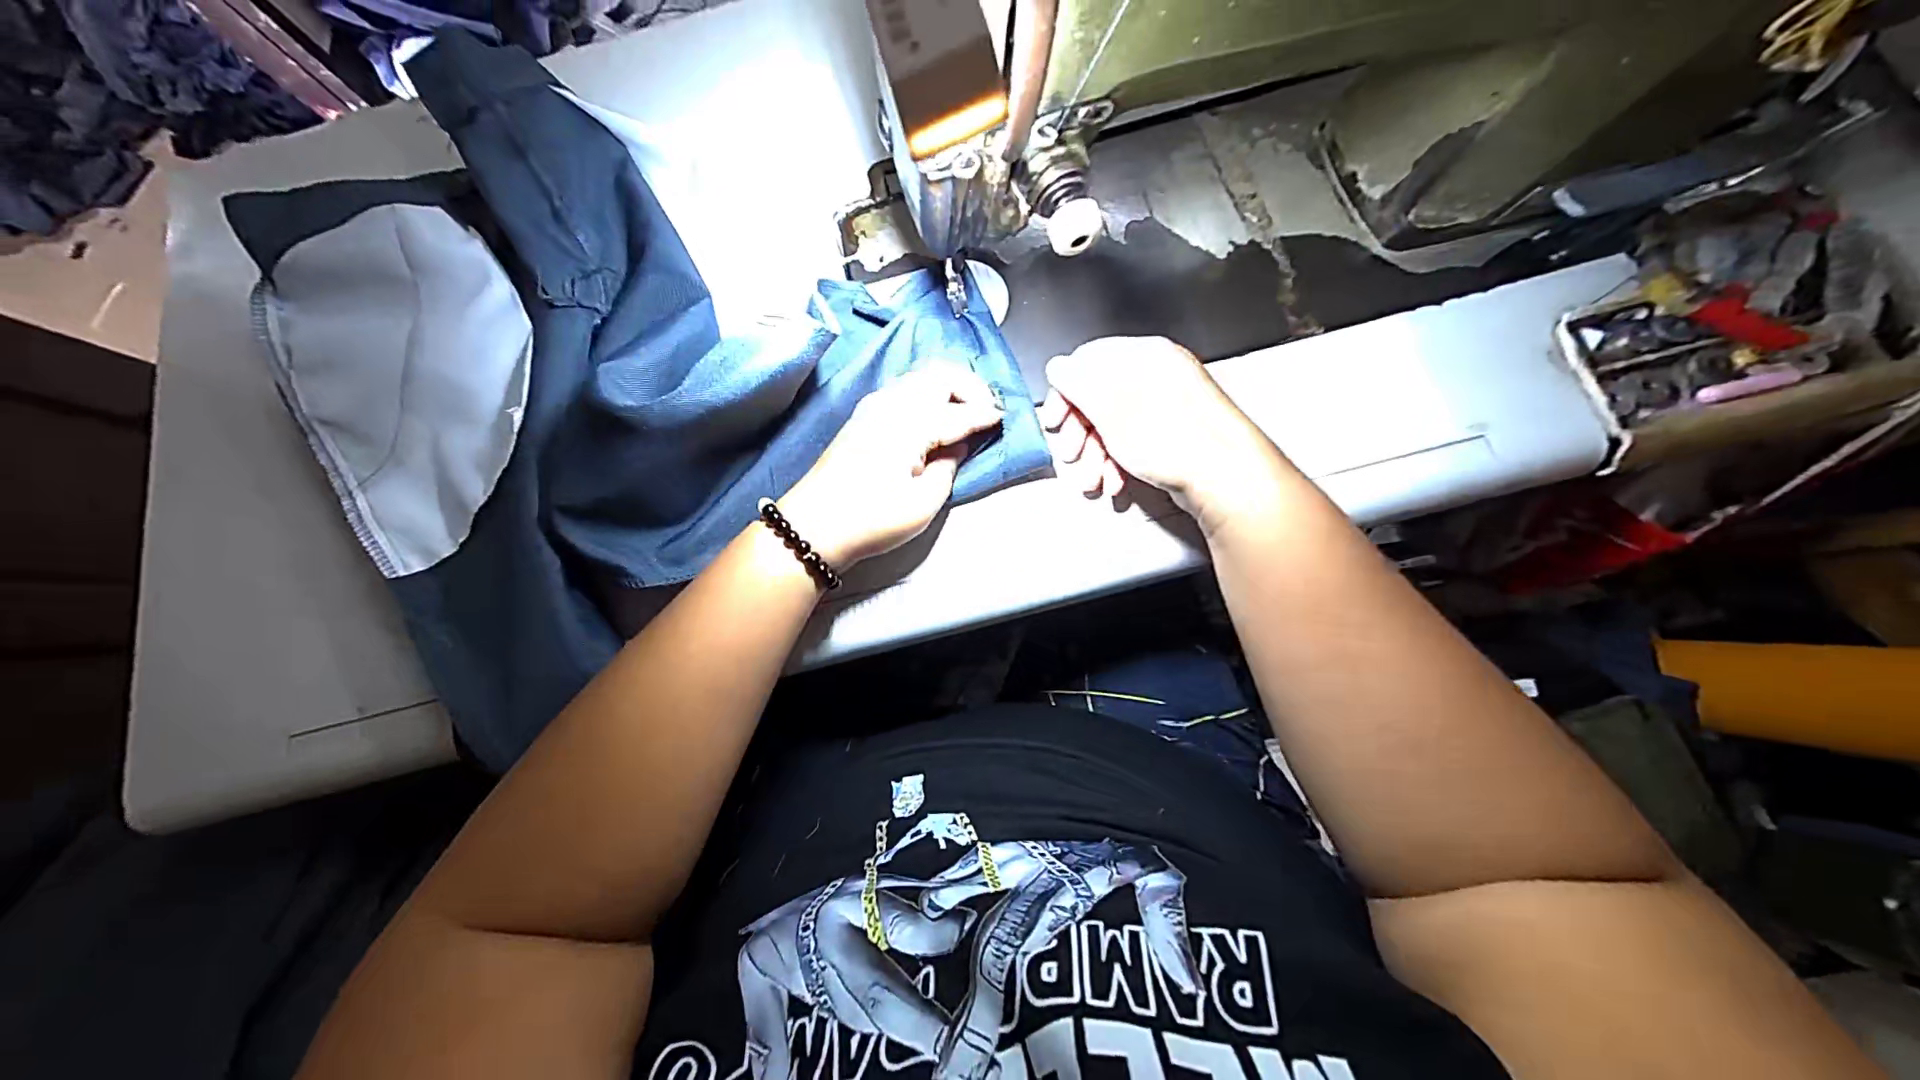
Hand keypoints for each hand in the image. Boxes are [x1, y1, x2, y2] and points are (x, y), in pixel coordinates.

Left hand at [778, 365, 1003, 568]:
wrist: (813, 527)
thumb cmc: (871, 520)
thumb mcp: (923, 503)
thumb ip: (949, 466)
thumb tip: (958, 445)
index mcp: (910, 424)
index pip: (958, 411)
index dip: (984, 414)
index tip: (1003, 419)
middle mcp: (891, 404)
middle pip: (938, 375)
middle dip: (969, 386)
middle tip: (986, 409)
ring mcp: (873, 407)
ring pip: (919, 377)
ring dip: (946, 386)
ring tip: (964, 409)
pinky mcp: (862, 416)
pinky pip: (904, 388)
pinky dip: (926, 392)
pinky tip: (934, 413)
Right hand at [1039, 337, 1284, 534]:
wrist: (1225, 477)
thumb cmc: (1172, 438)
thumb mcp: (1110, 408)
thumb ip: (1078, 383)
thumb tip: (1058, 367)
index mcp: (1145, 357)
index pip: (1089, 363)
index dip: (1065, 393)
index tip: (1055, 420)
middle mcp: (1158, 376)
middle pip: (1100, 398)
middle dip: (1080, 432)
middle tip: (1071, 455)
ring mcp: (1169, 407)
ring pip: (1115, 426)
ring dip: (1096, 456)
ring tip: (1093, 480)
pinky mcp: (1176, 437)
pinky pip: (1135, 444)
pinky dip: (1119, 464)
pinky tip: (1116, 482)